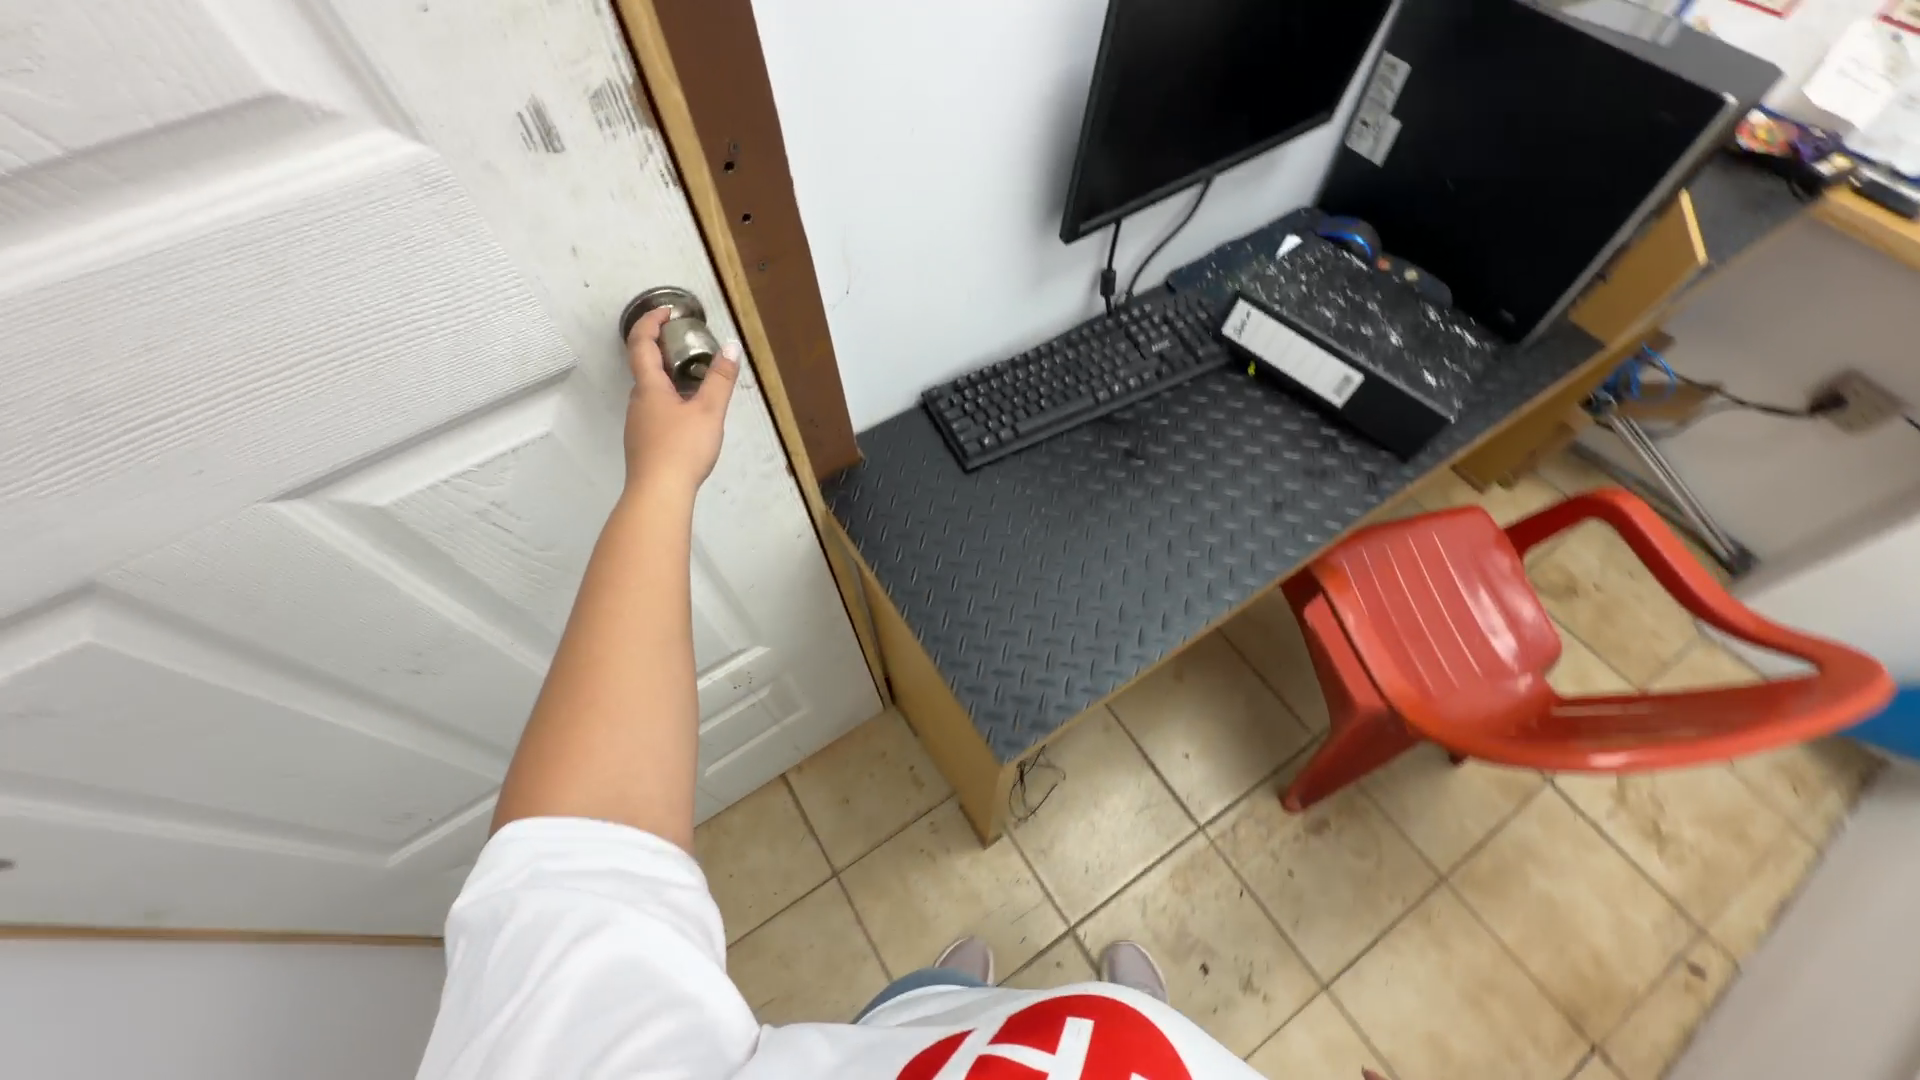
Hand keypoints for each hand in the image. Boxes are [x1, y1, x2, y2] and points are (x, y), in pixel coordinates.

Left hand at [622, 306, 740, 497]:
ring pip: (651, 392)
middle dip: (664, 350)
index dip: (651, 321)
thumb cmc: (682, 449)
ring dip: (669, 378)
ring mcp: (638, 424)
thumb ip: (720, 379)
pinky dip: (670, 401)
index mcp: (650, 387)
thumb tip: (730, 347)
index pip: (642, 343)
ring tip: (696, 382)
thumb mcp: (709, 412)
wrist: (658, 493)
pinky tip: (690, 417)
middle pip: (645, 367)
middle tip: (689, 345)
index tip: (668, 311)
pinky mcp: (643, 443)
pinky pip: (655, 412)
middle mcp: (638, 401)